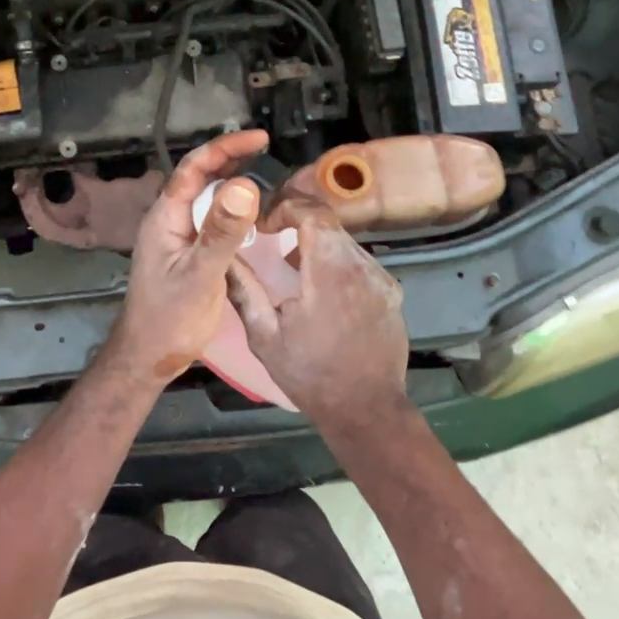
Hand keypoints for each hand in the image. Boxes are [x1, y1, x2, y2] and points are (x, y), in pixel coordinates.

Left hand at [104, 130, 269, 386]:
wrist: (149, 356)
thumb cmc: (169, 319)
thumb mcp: (200, 274)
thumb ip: (221, 232)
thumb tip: (245, 185)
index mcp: (165, 217)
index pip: (194, 168)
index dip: (225, 148)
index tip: (260, 138)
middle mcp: (169, 220)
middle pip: (200, 178)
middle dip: (231, 160)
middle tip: (266, 151)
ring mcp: (178, 237)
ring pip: (207, 200)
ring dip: (233, 185)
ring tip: (267, 178)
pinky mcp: (188, 254)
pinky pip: (212, 221)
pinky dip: (234, 212)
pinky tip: (254, 218)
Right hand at [227, 195, 407, 423]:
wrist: (366, 410)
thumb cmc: (310, 374)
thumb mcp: (264, 336)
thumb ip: (245, 289)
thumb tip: (226, 257)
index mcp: (330, 272)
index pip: (313, 213)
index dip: (286, 208)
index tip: (265, 226)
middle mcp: (362, 267)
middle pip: (330, 224)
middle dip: (298, 223)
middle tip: (273, 237)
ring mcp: (382, 280)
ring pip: (345, 242)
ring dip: (318, 244)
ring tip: (293, 266)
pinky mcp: (392, 293)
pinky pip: (360, 263)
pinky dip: (336, 263)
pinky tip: (320, 289)